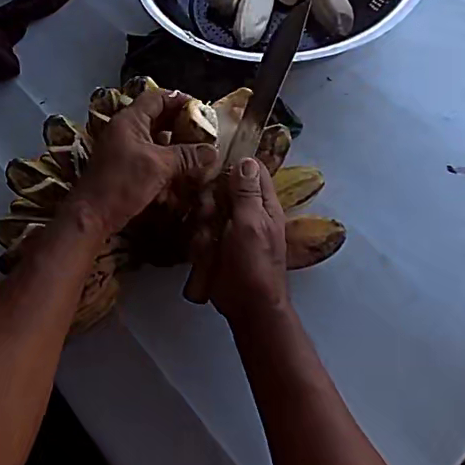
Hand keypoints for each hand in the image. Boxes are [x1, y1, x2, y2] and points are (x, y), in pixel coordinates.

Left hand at [67, 89, 218, 236]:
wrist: (92, 216)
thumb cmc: (123, 183)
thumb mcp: (160, 166)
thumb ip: (187, 155)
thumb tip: (213, 151)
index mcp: (130, 120)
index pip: (158, 97)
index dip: (180, 100)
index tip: (201, 110)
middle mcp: (126, 130)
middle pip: (158, 119)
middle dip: (182, 126)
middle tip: (204, 134)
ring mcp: (124, 149)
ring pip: (156, 140)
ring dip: (176, 147)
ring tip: (198, 154)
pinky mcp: (126, 168)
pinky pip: (151, 158)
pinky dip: (166, 163)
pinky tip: (182, 175)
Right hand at [187, 157, 289, 327]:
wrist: (248, 306)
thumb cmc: (255, 264)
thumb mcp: (251, 223)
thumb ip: (247, 192)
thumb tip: (246, 159)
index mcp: (265, 204)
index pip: (253, 170)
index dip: (235, 164)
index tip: (213, 165)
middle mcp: (248, 212)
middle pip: (225, 188)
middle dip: (213, 198)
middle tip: (211, 214)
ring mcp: (231, 228)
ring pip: (210, 208)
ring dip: (204, 220)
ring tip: (207, 237)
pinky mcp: (216, 244)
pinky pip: (202, 229)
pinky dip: (199, 236)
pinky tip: (200, 247)